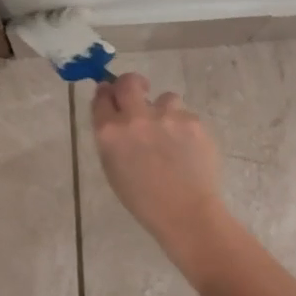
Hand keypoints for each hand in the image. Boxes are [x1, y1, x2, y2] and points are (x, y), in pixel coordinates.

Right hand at [91, 74, 226, 240]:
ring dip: (164, 110)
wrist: (186, 214)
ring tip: (170, 134)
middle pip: (128, 82)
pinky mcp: (193, 121)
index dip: (107, 94)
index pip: (102, 97)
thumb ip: (111, 138)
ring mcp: (167, 116)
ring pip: (164, 97)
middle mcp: (135, 117)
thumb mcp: (113, 168)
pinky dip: (184, 127)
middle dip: (131, 84)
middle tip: (138, 93)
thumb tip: (115, 115)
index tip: (112, 96)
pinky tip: (187, 149)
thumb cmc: (143, 200)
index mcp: (109, 132)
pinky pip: (185, 115)